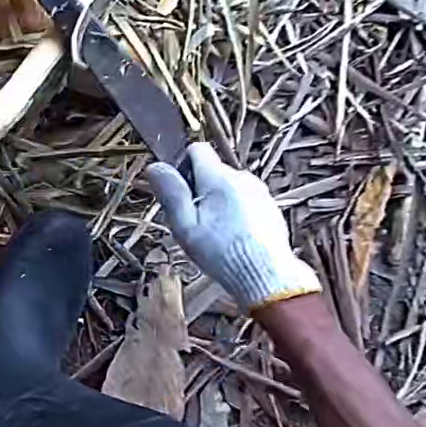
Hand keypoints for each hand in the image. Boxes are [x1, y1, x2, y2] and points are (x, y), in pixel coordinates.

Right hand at [146, 143, 321, 311]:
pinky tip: (231, 237)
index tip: (179, 191)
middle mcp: (242, 178)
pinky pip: (243, 200)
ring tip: (214, 233)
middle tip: (193, 221)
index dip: (182, 165)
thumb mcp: (185, 225)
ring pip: (227, 187)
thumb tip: (155, 166)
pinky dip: (234, 212)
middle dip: (198, 189)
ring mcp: (259, 192)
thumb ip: (171, 193)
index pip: (197, 149)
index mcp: (219, 178)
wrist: (266, 277)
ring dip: (216, 202)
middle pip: (211, 170)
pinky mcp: (269, 207)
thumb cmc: (221, 253)